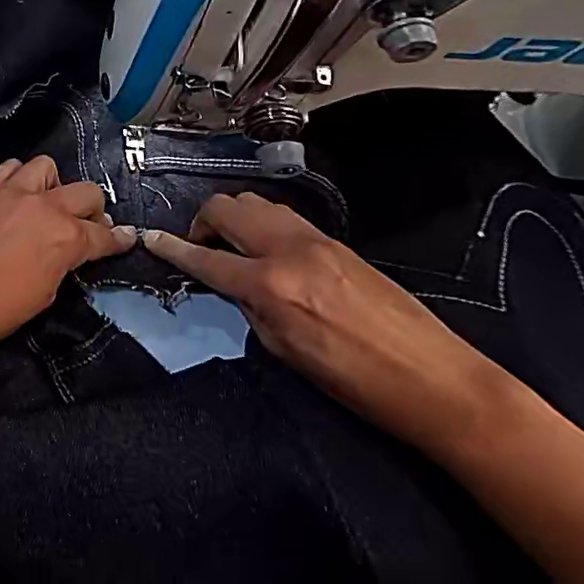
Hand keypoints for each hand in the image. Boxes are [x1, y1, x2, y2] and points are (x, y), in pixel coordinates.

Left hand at [0, 156, 134, 360]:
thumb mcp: (42, 298)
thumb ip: (61, 267)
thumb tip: (65, 256)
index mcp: (65, 239)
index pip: (103, 236)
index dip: (118, 240)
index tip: (126, 238)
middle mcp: (45, 207)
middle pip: (87, 193)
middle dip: (94, 210)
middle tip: (86, 226)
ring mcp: (13, 191)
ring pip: (48, 168)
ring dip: (54, 186)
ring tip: (45, 204)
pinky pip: (11, 168)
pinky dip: (18, 179)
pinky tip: (13, 196)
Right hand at [142, 194, 491, 424]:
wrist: (431, 375)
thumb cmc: (357, 382)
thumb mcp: (288, 354)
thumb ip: (252, 309)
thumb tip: (233, 284)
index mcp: (272, 287)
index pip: (207, 260)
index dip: (174, 249)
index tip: (152, 239)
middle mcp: (289, 250)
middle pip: (228, 207)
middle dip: (203, 223)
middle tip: (202, 250)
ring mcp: (315, 238)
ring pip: (255, 202)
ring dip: (233, 218)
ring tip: (234, 249)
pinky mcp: (334, 239)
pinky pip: (282, 215)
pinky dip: (262, 224)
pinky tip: (267, 250)